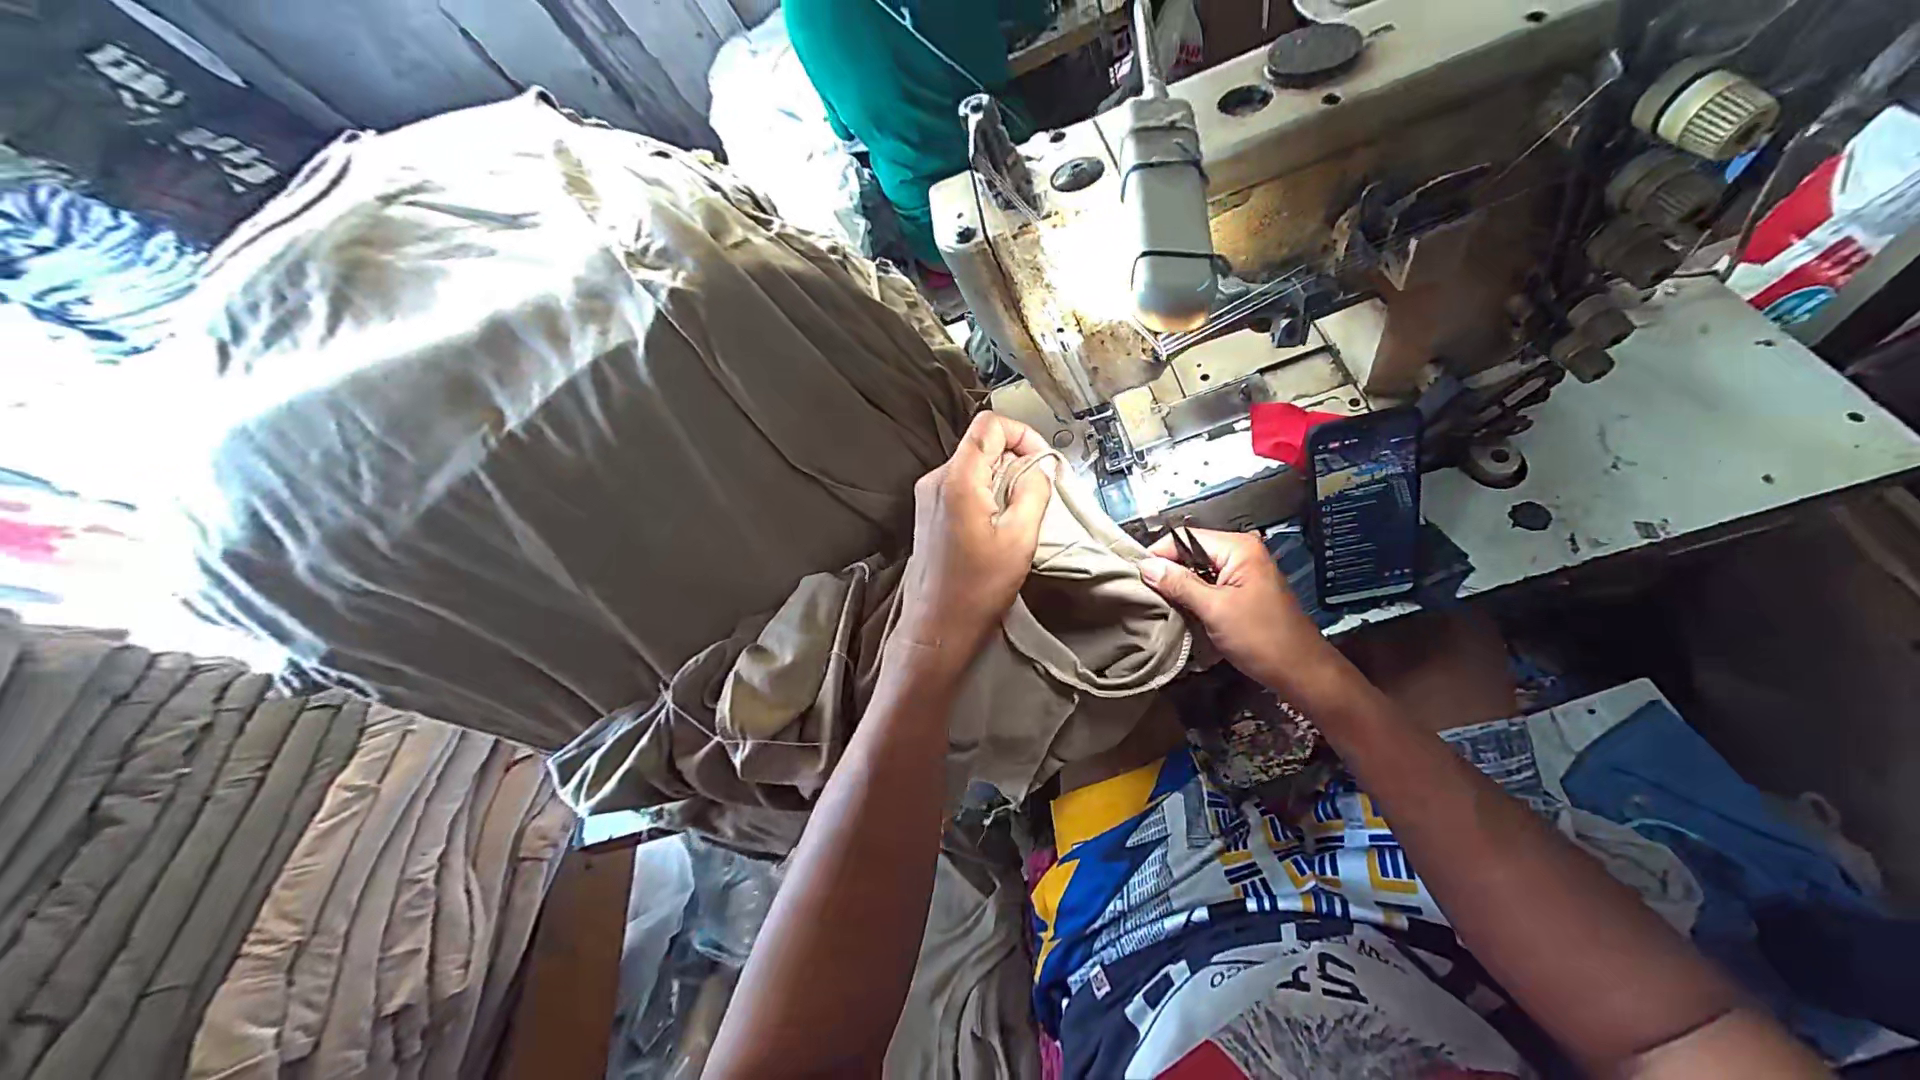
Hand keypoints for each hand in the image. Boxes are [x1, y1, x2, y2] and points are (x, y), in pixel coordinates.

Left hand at [892, 412, 1054, 683]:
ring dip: (1003, 478)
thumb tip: (1042, 468)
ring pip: (974, 465)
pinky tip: (999, 523)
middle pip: (982, 444)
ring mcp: (929, 496)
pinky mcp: (929, 512)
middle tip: (1038, 491)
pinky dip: (987, 493)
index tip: (1042, 461)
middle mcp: (936, 480)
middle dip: (1016, 459)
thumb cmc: (976, 589)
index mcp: (957, 480)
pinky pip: (963, 485)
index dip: (1022, 434)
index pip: (989, 426)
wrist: (937, 626)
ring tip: (1019, 513)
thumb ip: (1034, 492)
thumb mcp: (1020, 538)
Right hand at [1138, 528, 1350, 700]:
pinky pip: (1208, 584)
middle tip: (1146, 592)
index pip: (1185, 537)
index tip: (1137, 576)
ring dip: (1180, 586)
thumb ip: (1178, 584)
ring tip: (1160, 602)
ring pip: (1197, 570)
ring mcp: (1243, 572)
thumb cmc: (1261, 638)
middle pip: (1190, 552)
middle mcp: (1241, 553)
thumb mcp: (1214, 609)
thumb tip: (1145, 566)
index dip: (1159, 554)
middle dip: (1168, 571)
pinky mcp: (1242, 591)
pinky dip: (1194, 595)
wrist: (1301, 672)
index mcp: (1238, 548)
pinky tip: (1181, 610)